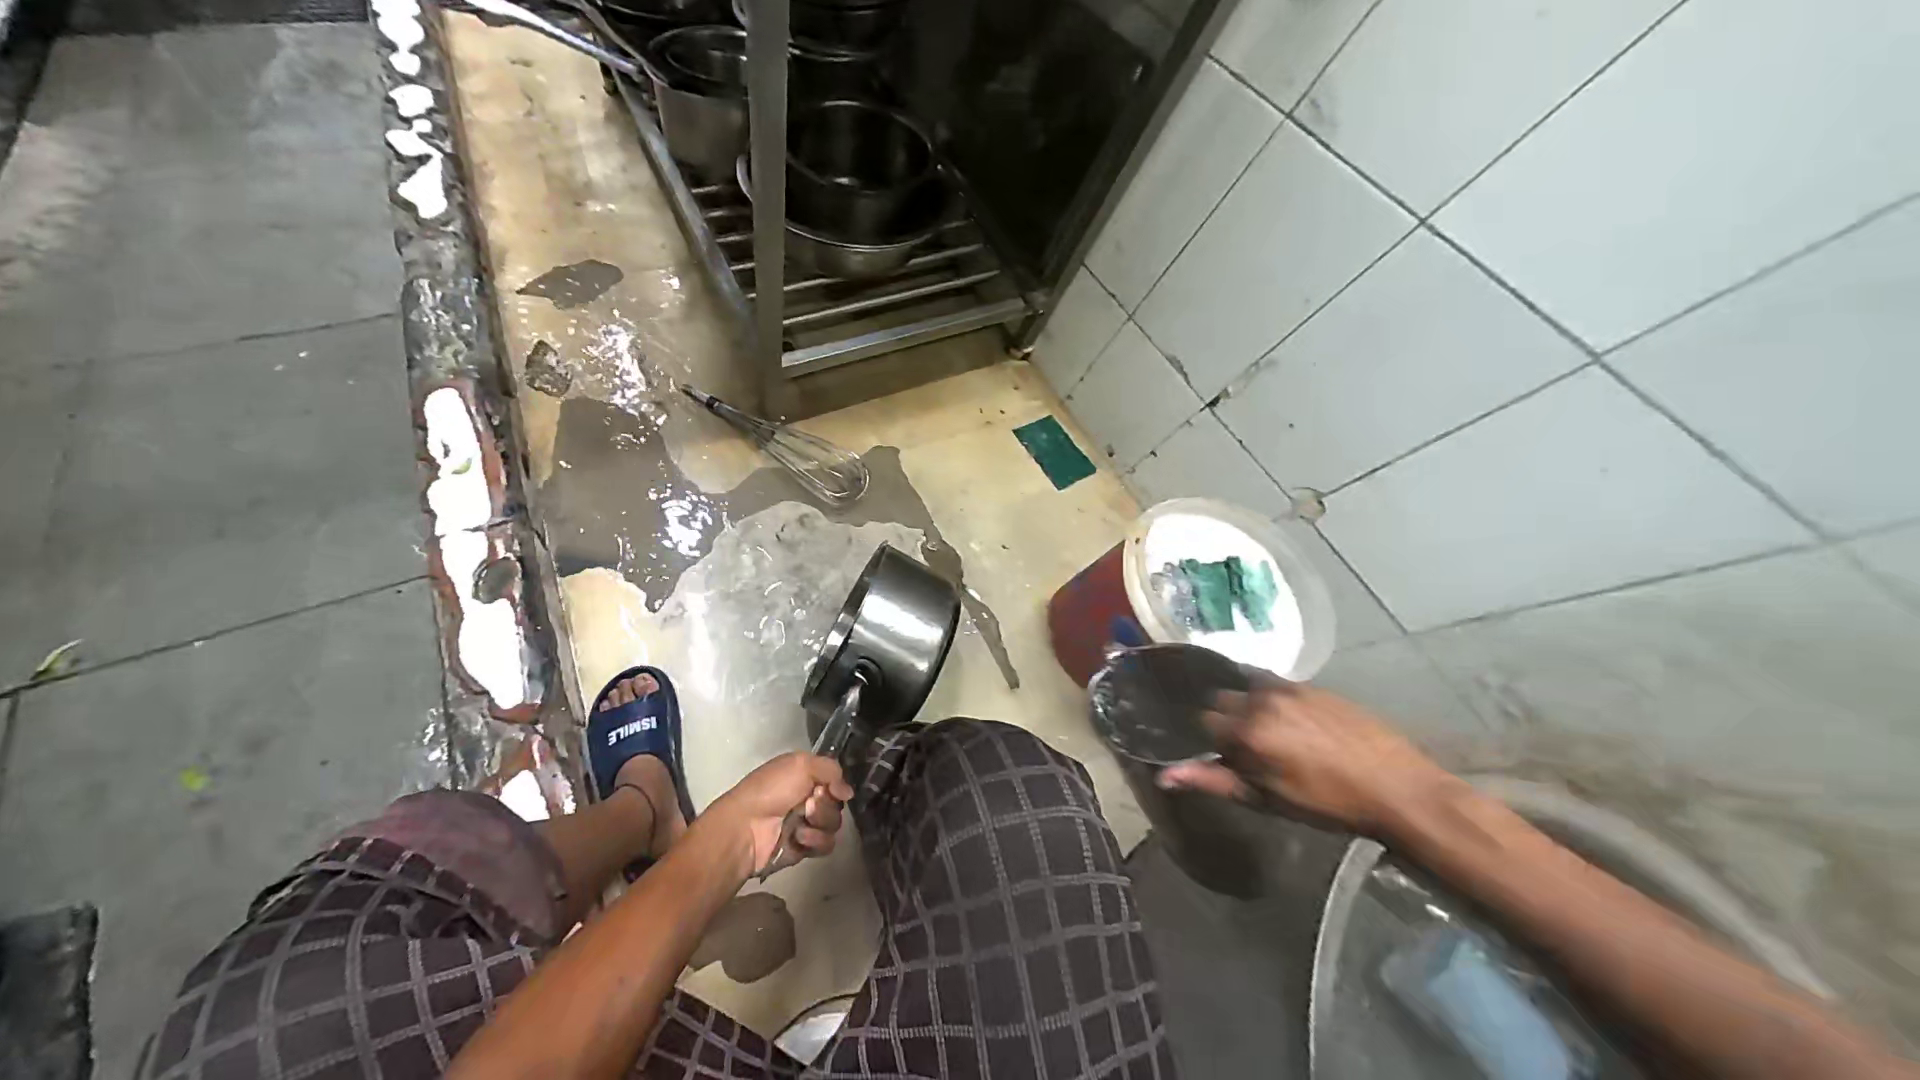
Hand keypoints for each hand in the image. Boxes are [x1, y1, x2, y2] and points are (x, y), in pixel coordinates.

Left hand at [697, 753, 853, 878]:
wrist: (746, 827)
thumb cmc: (770, 790)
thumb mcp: (801, 764)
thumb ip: (831, 770)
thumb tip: (847, 792)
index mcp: (803, 777)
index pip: (834, 781)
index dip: (836, 786)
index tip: (831, 789)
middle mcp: (806, 799)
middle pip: (837, 804)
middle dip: (826, 806)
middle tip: (808, 806)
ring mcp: (805, 825)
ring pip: (834, 825)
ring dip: (821, 823)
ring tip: (801, 824)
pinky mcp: (804, 848)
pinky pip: (826, 845)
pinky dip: (815, 841)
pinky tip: (799, 838)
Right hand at [1156, 671, 1457, 834]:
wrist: (1398, 788)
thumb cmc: (1328, 803)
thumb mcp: (1266, 799)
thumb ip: (1213, 781)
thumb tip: (1164, 775)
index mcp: (1247, 731)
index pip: (1203, 721)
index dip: (1208, 738)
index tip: (1221, 753)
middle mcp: (1261, 700)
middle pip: (1221, 699)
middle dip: (1225, 718)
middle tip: (1243, 744)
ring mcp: (1288, 688)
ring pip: (1247, 688)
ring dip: (1247, 705)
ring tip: (1266, 730)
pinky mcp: (1311, 685)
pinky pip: (1274, 684)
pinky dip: (1269, 697)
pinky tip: (1287, 719)